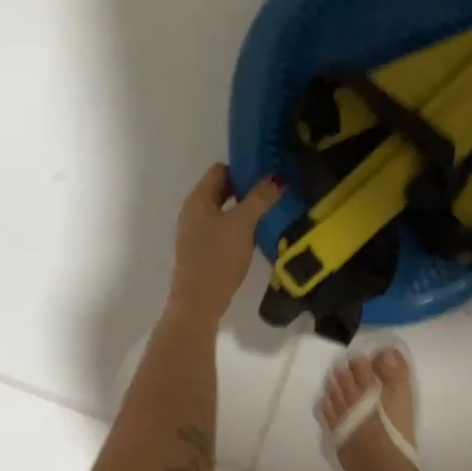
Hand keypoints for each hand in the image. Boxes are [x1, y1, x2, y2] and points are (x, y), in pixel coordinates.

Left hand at [168, 164, 282, 323]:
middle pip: (221, 189)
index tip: (267, 174)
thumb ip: (260, 198)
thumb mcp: (243, 224)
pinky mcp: (202, 250)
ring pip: (223, 210)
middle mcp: (193, 211)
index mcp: (198, 199)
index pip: (220, 170)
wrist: (198, 302)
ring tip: (270, 211)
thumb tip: (278, 176)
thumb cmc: (218, 257)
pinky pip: (222, 227)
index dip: (243, 168)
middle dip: (246, 188)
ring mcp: (196, 231)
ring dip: (244, 208)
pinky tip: (256, 234)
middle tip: (274, 191)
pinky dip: (238, 226)